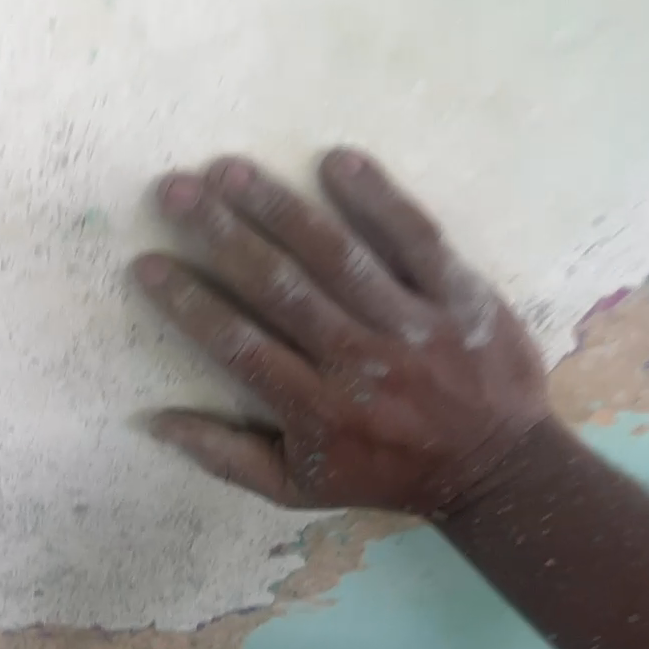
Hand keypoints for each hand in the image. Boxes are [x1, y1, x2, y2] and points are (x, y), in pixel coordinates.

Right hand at [133, 149, 549, 514]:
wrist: (501, 472)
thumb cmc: (380, 473)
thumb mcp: (293, 488)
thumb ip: (224, 456)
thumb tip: (153, 421)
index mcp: (314, 407)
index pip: (238, 345)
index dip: (188, 303)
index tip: (146, 264)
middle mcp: (358, 360)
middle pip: (279, 287)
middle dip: (220, 234)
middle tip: (175, 191)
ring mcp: (414, 324)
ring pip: (337, 255)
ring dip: (278, 207)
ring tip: (230, 169)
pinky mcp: (464, 297)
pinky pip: (418, 239)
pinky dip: (379, 199)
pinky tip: (336, 160)